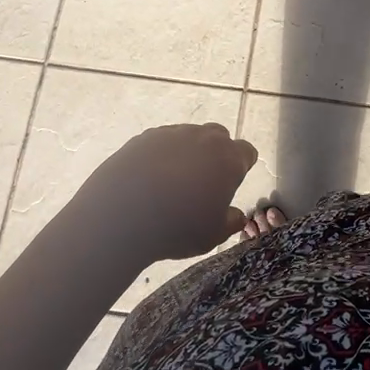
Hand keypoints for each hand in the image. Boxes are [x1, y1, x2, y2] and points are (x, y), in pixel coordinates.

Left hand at [77, 123, 258, 261]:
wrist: (122, 213)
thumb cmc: (177, 227)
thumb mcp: (211, 236)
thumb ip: (230, 223)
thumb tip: (237, 215)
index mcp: (228, 159)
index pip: (247, 152)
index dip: (242, 166)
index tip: (231, 184)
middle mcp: (205, 138)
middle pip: (219, 137)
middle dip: (216, 154)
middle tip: (203, 183)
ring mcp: (174, 133)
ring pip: (189, 137)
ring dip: (188, 153)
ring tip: (172, 184)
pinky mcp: (146, 136)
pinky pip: (162, 142)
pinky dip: (161, 155)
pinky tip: (149, 180)